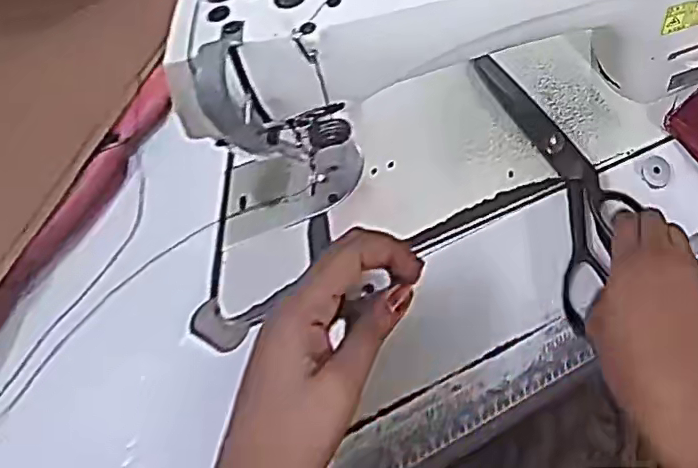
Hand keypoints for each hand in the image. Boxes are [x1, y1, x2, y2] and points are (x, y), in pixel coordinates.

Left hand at [218, 229, 422, 467]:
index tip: (414, 267)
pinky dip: (354, 293)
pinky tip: (370, 312)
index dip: (390, 251)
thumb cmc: (284, 446)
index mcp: (297, 311)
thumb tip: (399, 291)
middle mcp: (285, 311)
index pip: (351, 251)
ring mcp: (283, 326)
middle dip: (382, 253)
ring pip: (333, 272)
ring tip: (398, 288)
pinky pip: (324, 297)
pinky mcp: (286, 342)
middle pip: (341, 253)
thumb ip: (374, 328)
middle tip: (412, 270)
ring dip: (369, 270)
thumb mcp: (342, 382)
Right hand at [587, 210, 697, 467]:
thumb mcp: (601, 331)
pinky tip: (672, 280)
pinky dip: (680, 260)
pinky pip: (691, 258)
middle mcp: (661, 260)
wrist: (686, 397)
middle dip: (640, 223)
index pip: (623, 222)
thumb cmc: (645, 373)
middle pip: (652, 218)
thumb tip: (605, 297)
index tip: (614, 227)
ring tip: (654, 254)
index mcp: (629, 264)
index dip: (616, 222)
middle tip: (633, 236)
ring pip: (675, 232)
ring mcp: (687, 271)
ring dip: (662, 237)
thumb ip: (601, 299)